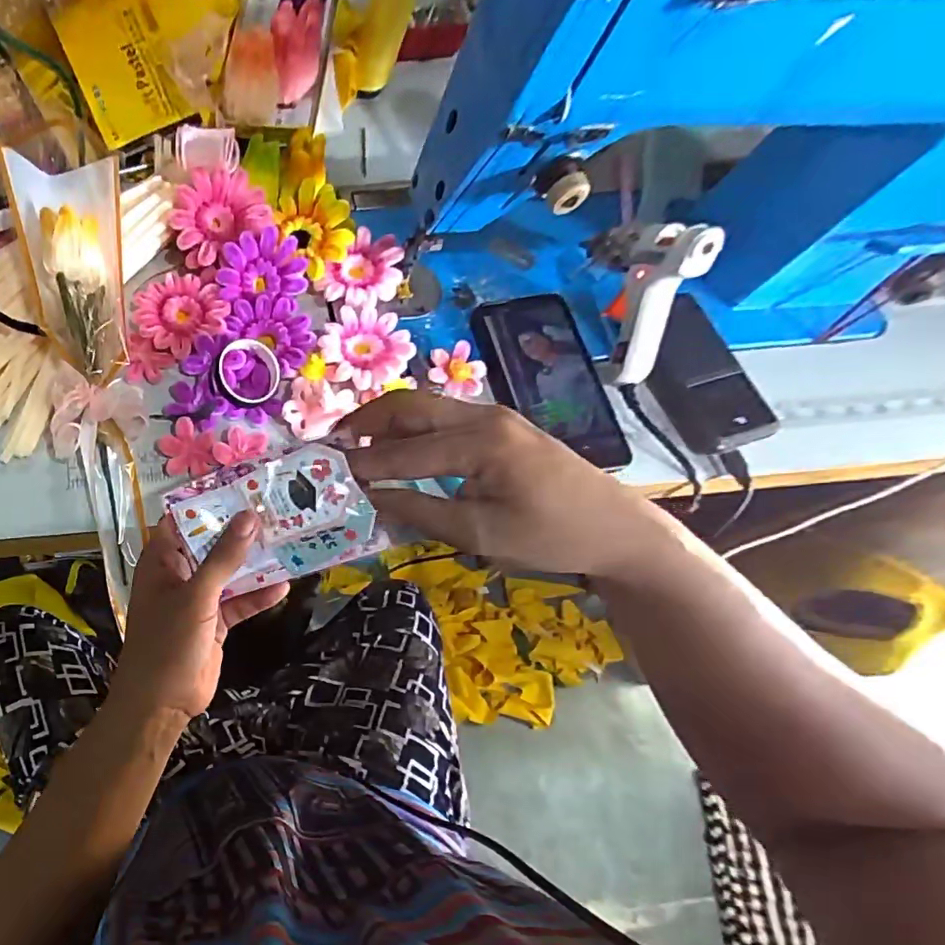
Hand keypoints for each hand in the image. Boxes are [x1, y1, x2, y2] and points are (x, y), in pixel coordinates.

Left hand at [104, 513, 290, 721]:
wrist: (163, 702)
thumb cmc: (168, 642)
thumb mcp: (197, 596)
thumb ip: (224, 558)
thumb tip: (249, 516)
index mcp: (162, 562)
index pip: (183, 521)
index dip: (209, 503)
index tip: (243, 486)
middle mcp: (179, 576)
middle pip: (211, 545)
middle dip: (240, 532)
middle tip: (276, 509)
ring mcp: (198, 600)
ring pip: (229, 574)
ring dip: (254, 563)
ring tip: (288, 540)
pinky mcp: (215, 623)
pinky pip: (239, 602)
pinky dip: (258, 596)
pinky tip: (284, 585)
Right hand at [340, 391, 677, 580]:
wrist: (619, 531)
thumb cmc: (552, 537)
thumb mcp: (480, 535)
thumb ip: (420, 512)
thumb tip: (371, 498)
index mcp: (480, 443)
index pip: (402, 453)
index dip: (361, 466)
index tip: (325, 474)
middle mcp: (484, 417)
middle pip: (409, 407)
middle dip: (366, 423)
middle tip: (332, 445)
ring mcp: (496, 418)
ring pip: (426, 409)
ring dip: (387, 423)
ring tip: (355, 446)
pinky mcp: (502, 428)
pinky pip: (444, 420)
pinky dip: (412, 431)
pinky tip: (398, 451)